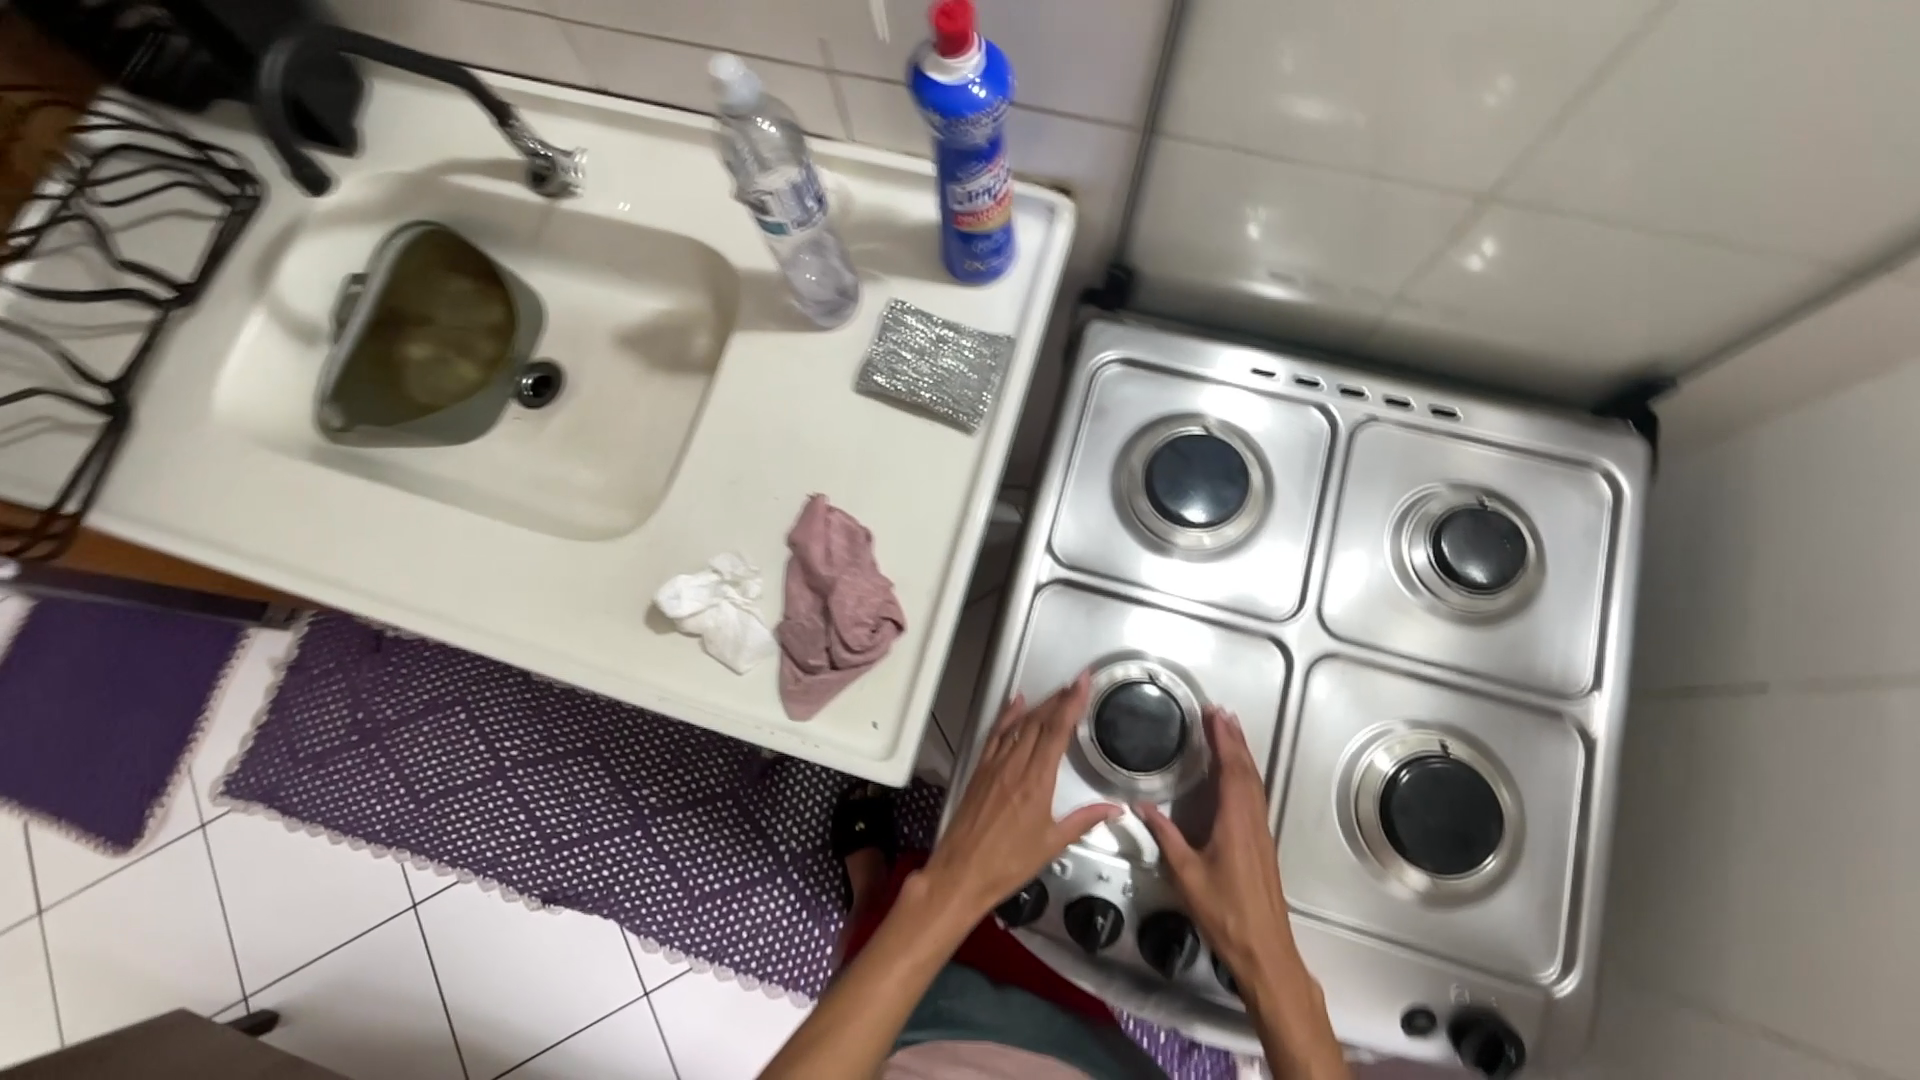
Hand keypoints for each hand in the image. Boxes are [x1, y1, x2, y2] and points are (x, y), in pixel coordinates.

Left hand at [922, 673, 1120, 921]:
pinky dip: (1008, 716)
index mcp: (1036, 781)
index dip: (1072, 703)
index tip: (1083, 683)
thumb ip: (1084, 820)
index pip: (1057, 731)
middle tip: (1076, 683)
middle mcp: (1014, 766)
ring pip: (1019, 724)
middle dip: (1059, 699)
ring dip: (1039, 705)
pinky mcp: (980, 770)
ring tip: (1056, 691)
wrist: (961, 872)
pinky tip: (1016, 703)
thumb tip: (1115, 809)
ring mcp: (994, 765)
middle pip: (1039, 721)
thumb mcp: (1052, 844)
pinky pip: (996, 735)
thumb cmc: (1008, 863)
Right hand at [1139, 706, 1299, 984]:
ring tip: (1229, 732)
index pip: (1231, 770)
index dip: (1223, 740)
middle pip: (1247, 771)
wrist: (1264, 949)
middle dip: (1234, 739)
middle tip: (1220, 713)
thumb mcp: (1185, 874)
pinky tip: (1236, 774)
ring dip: (1242, 754)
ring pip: (1254, 783)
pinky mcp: (1262, 843)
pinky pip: (1255, 796)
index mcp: (1235, 822)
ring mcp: (1261, 832)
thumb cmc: (1224, 912)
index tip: (1213, 715)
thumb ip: (1165, 836)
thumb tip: (1142, 806)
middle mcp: (1253, 820)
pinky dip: (1245, 774)